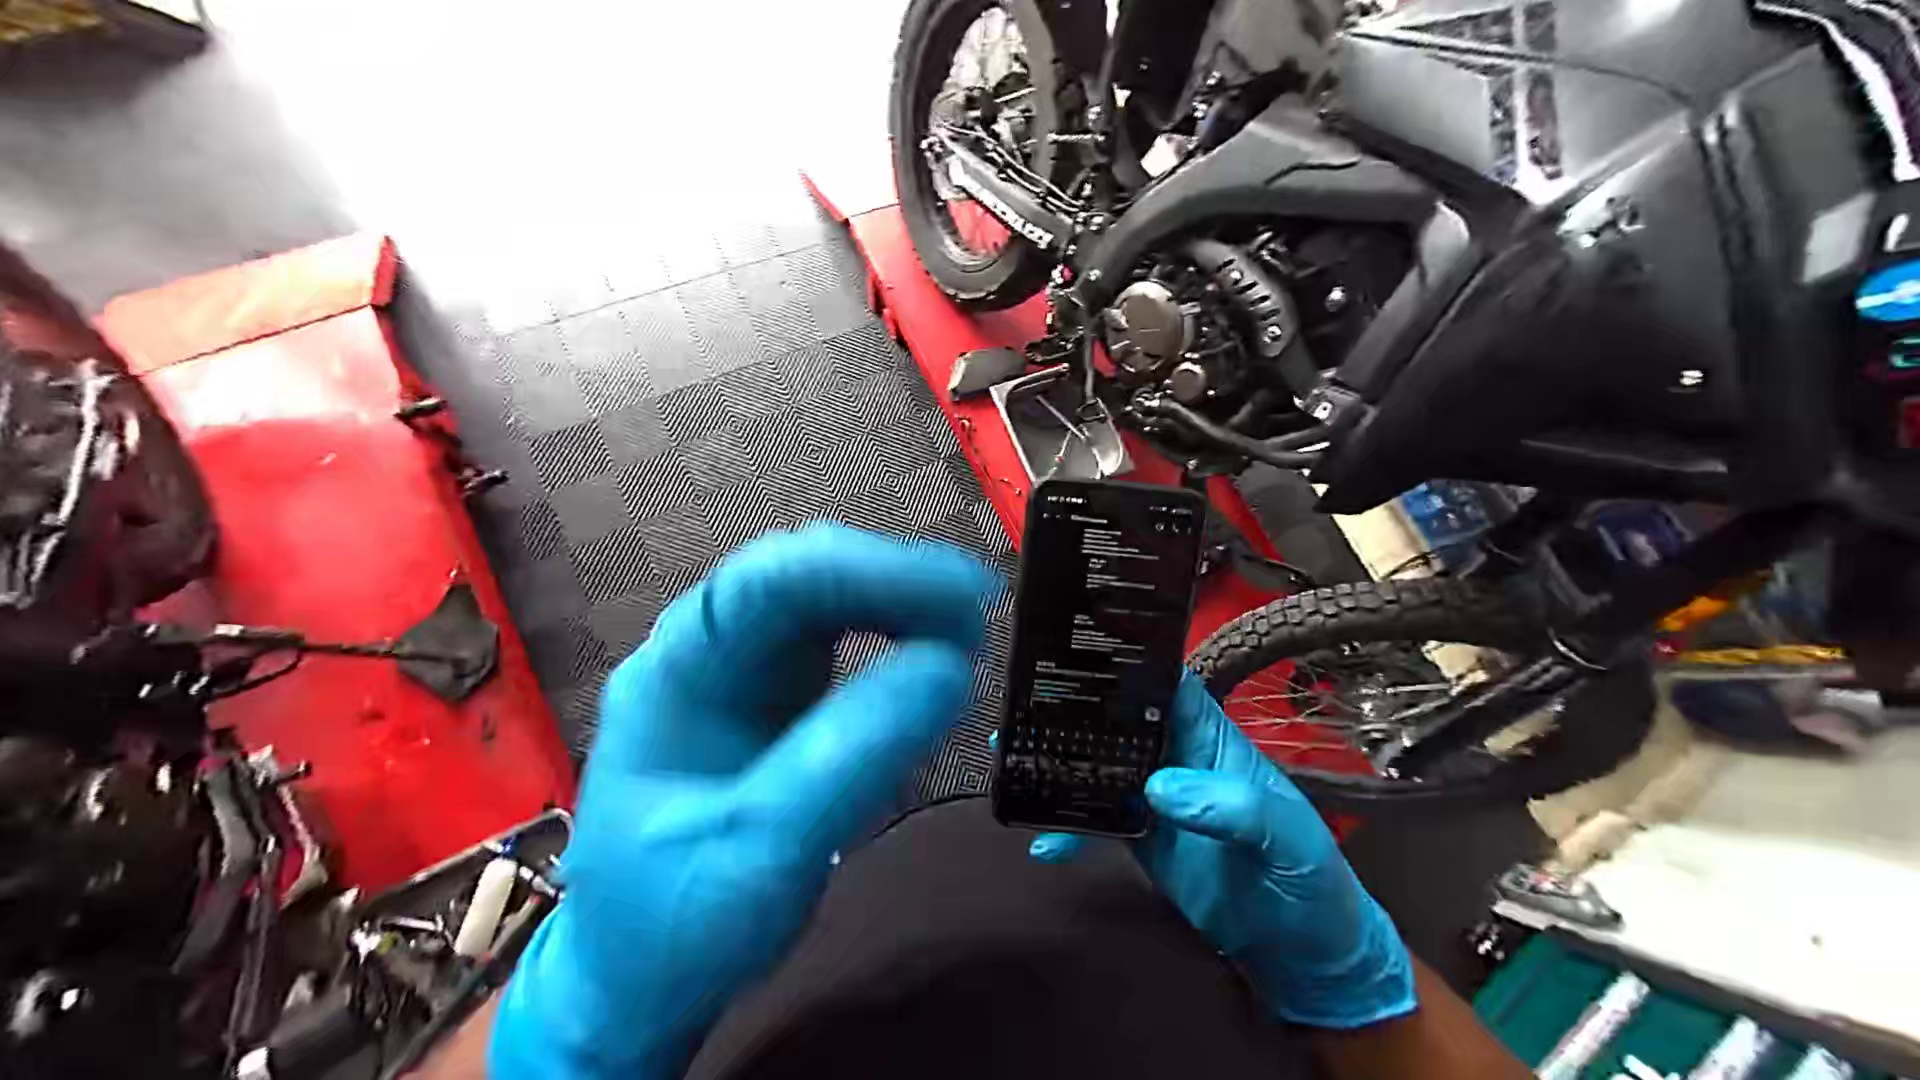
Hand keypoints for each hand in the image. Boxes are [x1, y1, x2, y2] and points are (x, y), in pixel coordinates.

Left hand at [490, 525, 995, 1079]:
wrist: (640, 974)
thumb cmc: (676, 927)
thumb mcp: (758, 860)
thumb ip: (845, 764)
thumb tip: (945, 669)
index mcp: (678, 674)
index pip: (772, 582)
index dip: (871, 571)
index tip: (960, 594)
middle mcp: (710, 650)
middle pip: (805, 574)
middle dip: (894, 582)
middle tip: (974, 616)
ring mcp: (746, 666)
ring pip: (828, 596)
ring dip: (900, 601)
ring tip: (963, 633)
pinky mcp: (781, 690)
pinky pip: (843, 635)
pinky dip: (895, 633)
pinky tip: (930, 652)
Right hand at [1028, 673, 1415, 1028]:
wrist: (1302, 958)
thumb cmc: (1312, 885)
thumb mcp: (1290, 839)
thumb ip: (1233, 807)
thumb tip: (1157, 788)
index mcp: (1213, 740)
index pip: (1170, 686)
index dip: (1131, 664)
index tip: (1082, 652)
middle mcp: (1177, 758)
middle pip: (1121, 718)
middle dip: (1075, 707)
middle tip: (1025, 702)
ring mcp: (1155, 797)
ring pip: (1100, 762)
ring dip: (1059, 759)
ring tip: (1012, 752)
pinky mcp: (1140, 835)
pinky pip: (1096, 819)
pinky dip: (1068, 827)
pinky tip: (1043, 837)